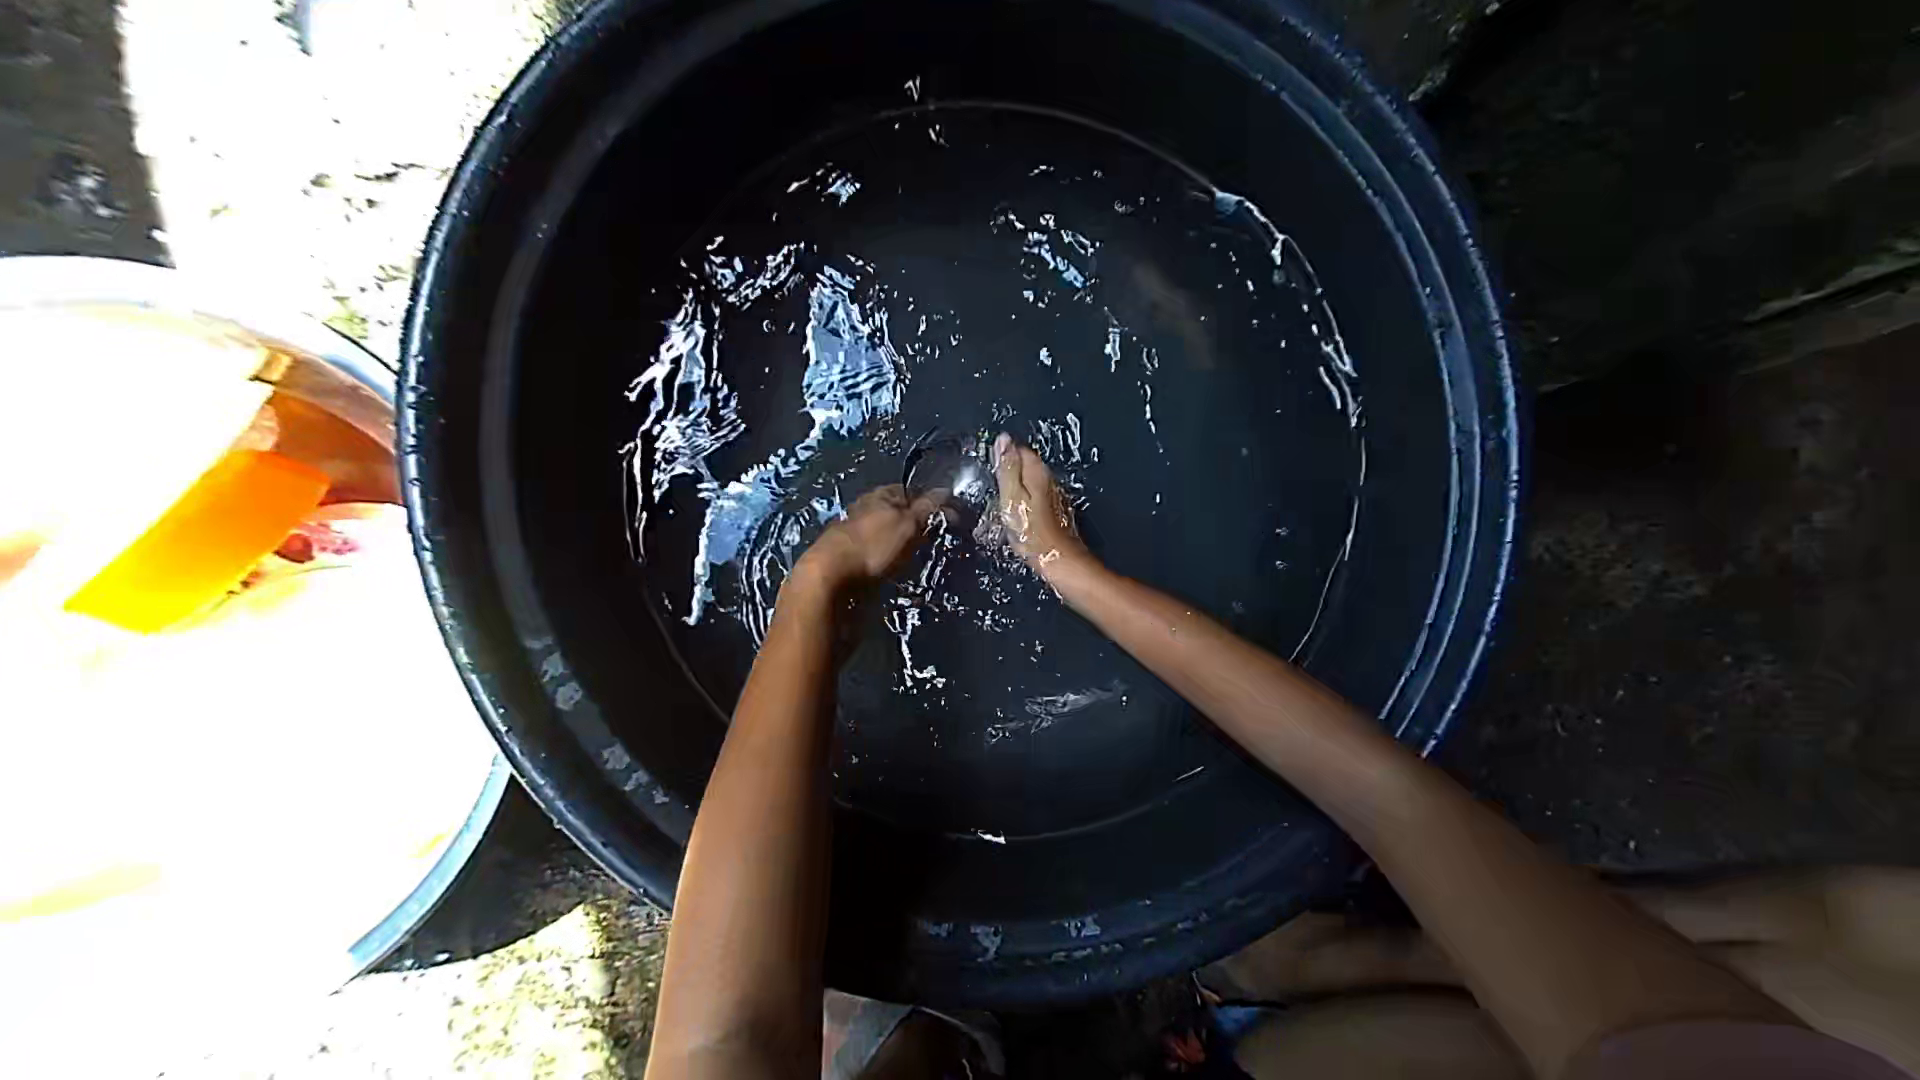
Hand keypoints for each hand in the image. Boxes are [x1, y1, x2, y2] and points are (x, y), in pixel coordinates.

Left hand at [791, 484, 947, 594]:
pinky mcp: (844, 553)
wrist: (827, 576)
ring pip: (883, 532)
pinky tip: (887, 568)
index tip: (945, 520)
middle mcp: (864, 507)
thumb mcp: (907, 525)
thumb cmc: (872, 547)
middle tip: (929, 541)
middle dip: (913, 524)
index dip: (930, 504)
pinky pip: (872, 551)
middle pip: (896, 512)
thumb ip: (926, 509)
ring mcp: (852, 530)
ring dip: (897, 543)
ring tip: (910, 559)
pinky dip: (883, 557)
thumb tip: (945, 491)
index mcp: (880, 494)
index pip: (913, 491)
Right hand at [992, 432, 1090, 576]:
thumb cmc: (1031, 531)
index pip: (1017, 449)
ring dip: (1015, 490)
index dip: (1001, 459)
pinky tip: (1017, 516)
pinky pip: (1033, 497)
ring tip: (1003, 506)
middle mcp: (1048, 478)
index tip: (990, 474)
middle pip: (1023, 465)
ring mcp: (1052, 494)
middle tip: (995, 493)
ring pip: (1028, 482)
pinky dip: (1023, 502)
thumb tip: (1002, 440)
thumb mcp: (1011, 497)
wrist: (1057, 559)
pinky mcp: (1053, 509)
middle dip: (1008, 474)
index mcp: (1037, 471)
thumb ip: (1007, 467)